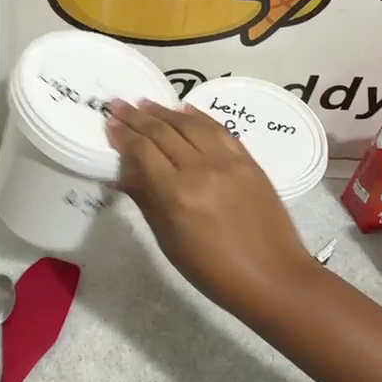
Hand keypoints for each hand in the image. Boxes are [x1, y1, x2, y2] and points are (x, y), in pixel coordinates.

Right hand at [106, 99, 316, 312]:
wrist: (273, 278)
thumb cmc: (212, 270)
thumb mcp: (169, 241)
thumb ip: (146, 201)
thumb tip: (124, 176)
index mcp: (176, 193)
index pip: (142, 150)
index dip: (123, 135)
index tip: (109, 123)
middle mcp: (200, 169)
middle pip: (162, 131)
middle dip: (136, 117)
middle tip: (118, 105)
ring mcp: (228, 162)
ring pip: (190, 124)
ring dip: (164, 111)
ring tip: (145, 103)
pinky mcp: (248, 161)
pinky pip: (219, 129)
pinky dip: (199, 116)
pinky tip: (185, 110)